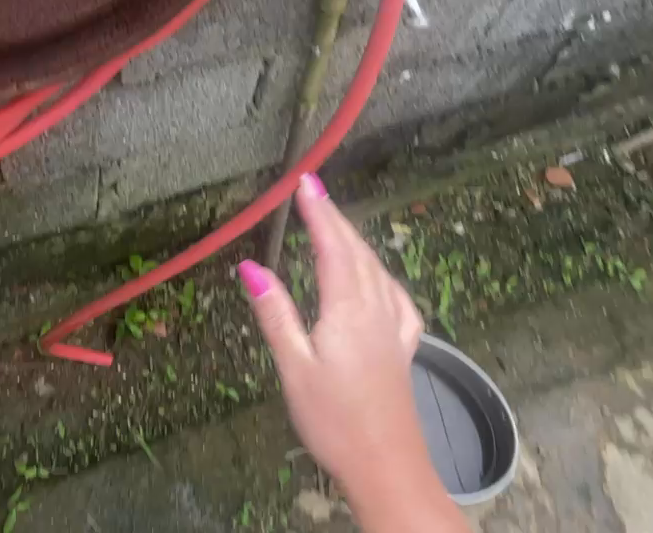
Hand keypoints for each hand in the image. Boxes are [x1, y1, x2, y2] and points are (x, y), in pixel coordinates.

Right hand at [239, 174, 467, 531]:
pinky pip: (395, 297)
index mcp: (348, 312)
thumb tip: (250, 267)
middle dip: (334, 217)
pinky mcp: (403, 350)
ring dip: (355, 239)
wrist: (389, 470)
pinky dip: (381, 273)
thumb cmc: (335, 421)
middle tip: (313, 188)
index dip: (319, 212)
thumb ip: (275, 314)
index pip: (334, 248)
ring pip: (377, 270)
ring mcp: (394, 331)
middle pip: (357, 252)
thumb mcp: (294, 368)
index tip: (305, 181)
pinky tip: (378, 278)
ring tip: (335, 220)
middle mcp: (376, 312)